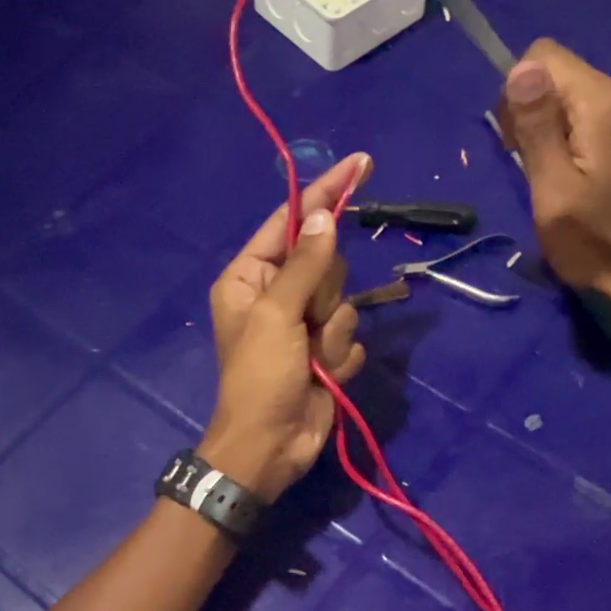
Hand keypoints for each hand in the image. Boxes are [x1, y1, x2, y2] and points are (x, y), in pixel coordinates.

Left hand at [201, 154, 371, 501]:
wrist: (270, 448)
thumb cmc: (260, 378)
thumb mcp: (277, 315)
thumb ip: (306, 263)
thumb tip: (325, 215)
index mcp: (250, 277)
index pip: (292, 222)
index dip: (325, 194)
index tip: (360, 163)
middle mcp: (276, 296)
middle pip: (327, 264)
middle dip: (324, 298)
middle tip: (305, 327)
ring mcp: (303, 327)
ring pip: (345, 304)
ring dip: (331, 337)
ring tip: (310, 363)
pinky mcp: (326, 356)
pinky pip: (352, 339)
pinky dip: (340, 361)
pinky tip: (321, 380)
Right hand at [499, 40, 610, 299]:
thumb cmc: (595, 242)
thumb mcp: (553, 191)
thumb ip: (536, 127)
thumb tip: (521, 70)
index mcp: (605, 99)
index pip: (542, 57)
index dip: (518, 99)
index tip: (519, 149)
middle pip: (559, 77)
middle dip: (537, 118)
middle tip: (541, 175)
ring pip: (574, 97)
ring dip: (555, 134)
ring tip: (562, 182)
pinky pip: (594, 113)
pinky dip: (577, 139)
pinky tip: (584, 178)